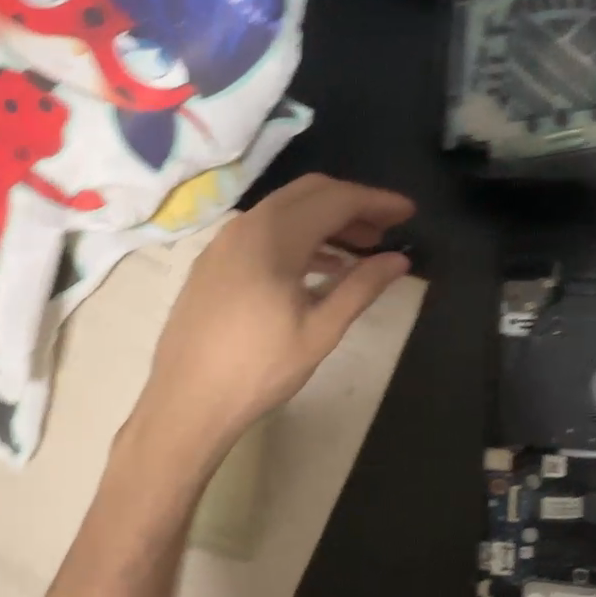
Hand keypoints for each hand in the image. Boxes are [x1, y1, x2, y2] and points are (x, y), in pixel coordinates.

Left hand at [131, 174, 415, 456]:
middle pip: (309, 194)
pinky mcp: (213, 263)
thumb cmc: (258, 369)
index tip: (409, 212)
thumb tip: (399, 260)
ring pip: (284, 211)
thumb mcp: (320, 331)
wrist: (186, 402)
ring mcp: (224, 243)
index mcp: (273, 236)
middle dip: (352, 204)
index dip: (376, 201)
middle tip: (387, 229)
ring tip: (362, 249)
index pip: (335, 200)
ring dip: (325, 221)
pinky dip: (298, 237)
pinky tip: (320, 266)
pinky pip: (264, 232)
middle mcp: (245, 226)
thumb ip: (361, 287)